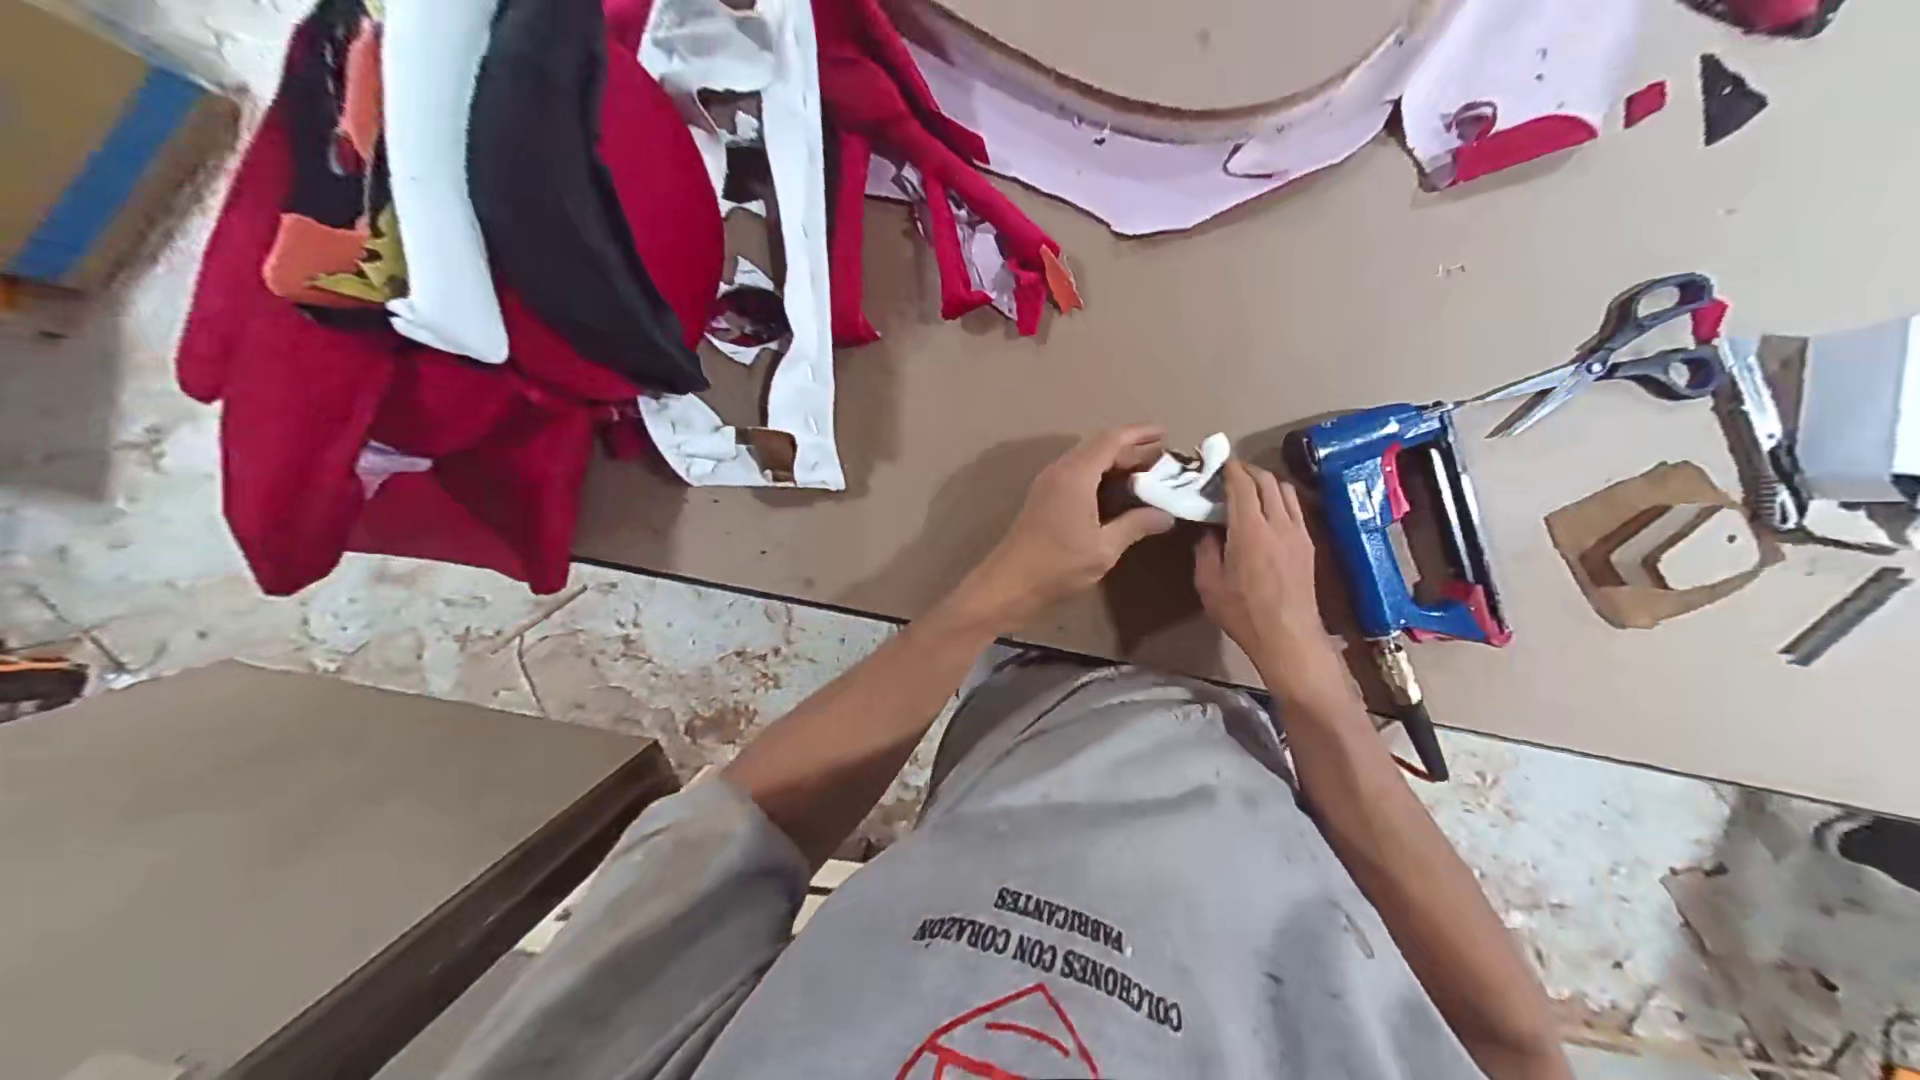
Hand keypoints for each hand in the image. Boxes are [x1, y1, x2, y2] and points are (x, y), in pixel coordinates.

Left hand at [952, 425, 1175, 629]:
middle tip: (1161, 464)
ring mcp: (1048, 483)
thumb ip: (1135, 526)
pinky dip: (1100, 476)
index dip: (1140, 433)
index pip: (1111, 439)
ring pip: (1086, 460)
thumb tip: (1166, 516)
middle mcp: (1060, 471)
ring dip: (1114, 463)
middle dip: (1131, 450)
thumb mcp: (1103, 548)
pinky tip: (1117, 494)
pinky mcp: (1043, 498)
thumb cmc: (1057, 565)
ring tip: (1145, 478)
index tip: (1165, 434)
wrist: (1009, 583)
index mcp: (1076, 475)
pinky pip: (1076, 474)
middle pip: (1098, 447)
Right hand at [1194, 461, 1348, 703]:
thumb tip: (1207, 531)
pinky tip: (1267, 508)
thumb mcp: (1208, 583)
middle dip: (1247, 470)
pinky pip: (1296, 507)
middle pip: (1267, 480)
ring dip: (1266, 481)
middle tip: (1228, 472)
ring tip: (1248, 487)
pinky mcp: (1308, 543)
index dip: (1229, 468)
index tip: (1215, 462)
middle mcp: (1278, 523)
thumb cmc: (1242, 612)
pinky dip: (1280, 498)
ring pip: (1286, 490)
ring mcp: (1298, 532)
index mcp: (1251, 530)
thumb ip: (1205, 550)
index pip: (1242, 484)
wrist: (1288, 636)